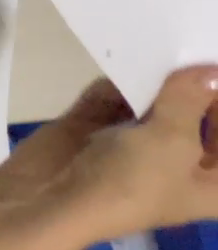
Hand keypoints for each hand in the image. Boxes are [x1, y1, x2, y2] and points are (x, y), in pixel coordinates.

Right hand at [0, 66, 217, 239]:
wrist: (48, 197)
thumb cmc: (130, 182)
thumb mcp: (172, 141)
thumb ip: (189, 100)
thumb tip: (208, 69)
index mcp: (216, 181)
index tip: (217, 71)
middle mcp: (179, 161)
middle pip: (198, 119)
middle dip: (195, 90)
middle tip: (191, 59)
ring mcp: (131, 145)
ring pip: (153, 108)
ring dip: (154, 84)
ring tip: (159, 52)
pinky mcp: (91, 132)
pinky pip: (108, 103)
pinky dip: (112, 86)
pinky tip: (120, 65)